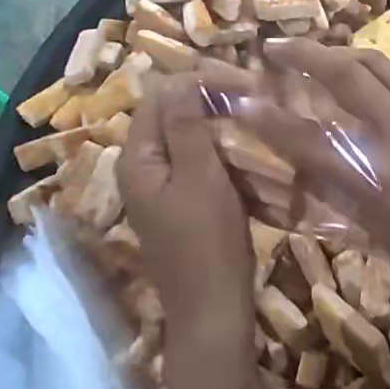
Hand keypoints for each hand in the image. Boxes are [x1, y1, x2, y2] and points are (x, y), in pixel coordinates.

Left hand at [118, 76, 255, 355]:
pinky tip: (245, 146)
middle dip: (208, 101)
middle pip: (170, 117)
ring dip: (216, 124)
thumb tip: (178, 78)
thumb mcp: (200, 176)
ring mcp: (160, 187)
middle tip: (253, 95)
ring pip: (186, 139)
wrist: (213, 310)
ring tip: (253, 114)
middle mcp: (141, 168)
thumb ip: (186, 126)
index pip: (160, 99)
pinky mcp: (180, 203)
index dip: (198, 83)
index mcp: (136, 158)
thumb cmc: (207, 242)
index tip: (242, 81)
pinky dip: (218, 150)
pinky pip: (196, 162)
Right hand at [229, 39, 389, 293]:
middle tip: (275, 45)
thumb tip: (317, 177)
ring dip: (338, 51)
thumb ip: (351, 203)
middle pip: (343, 75)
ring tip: (317, 52)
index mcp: (379, 179)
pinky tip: (368, 76)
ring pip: (373, 63)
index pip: (309, 141)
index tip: (239, 98)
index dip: (268, 118)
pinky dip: (372, 67)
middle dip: (303, 54)